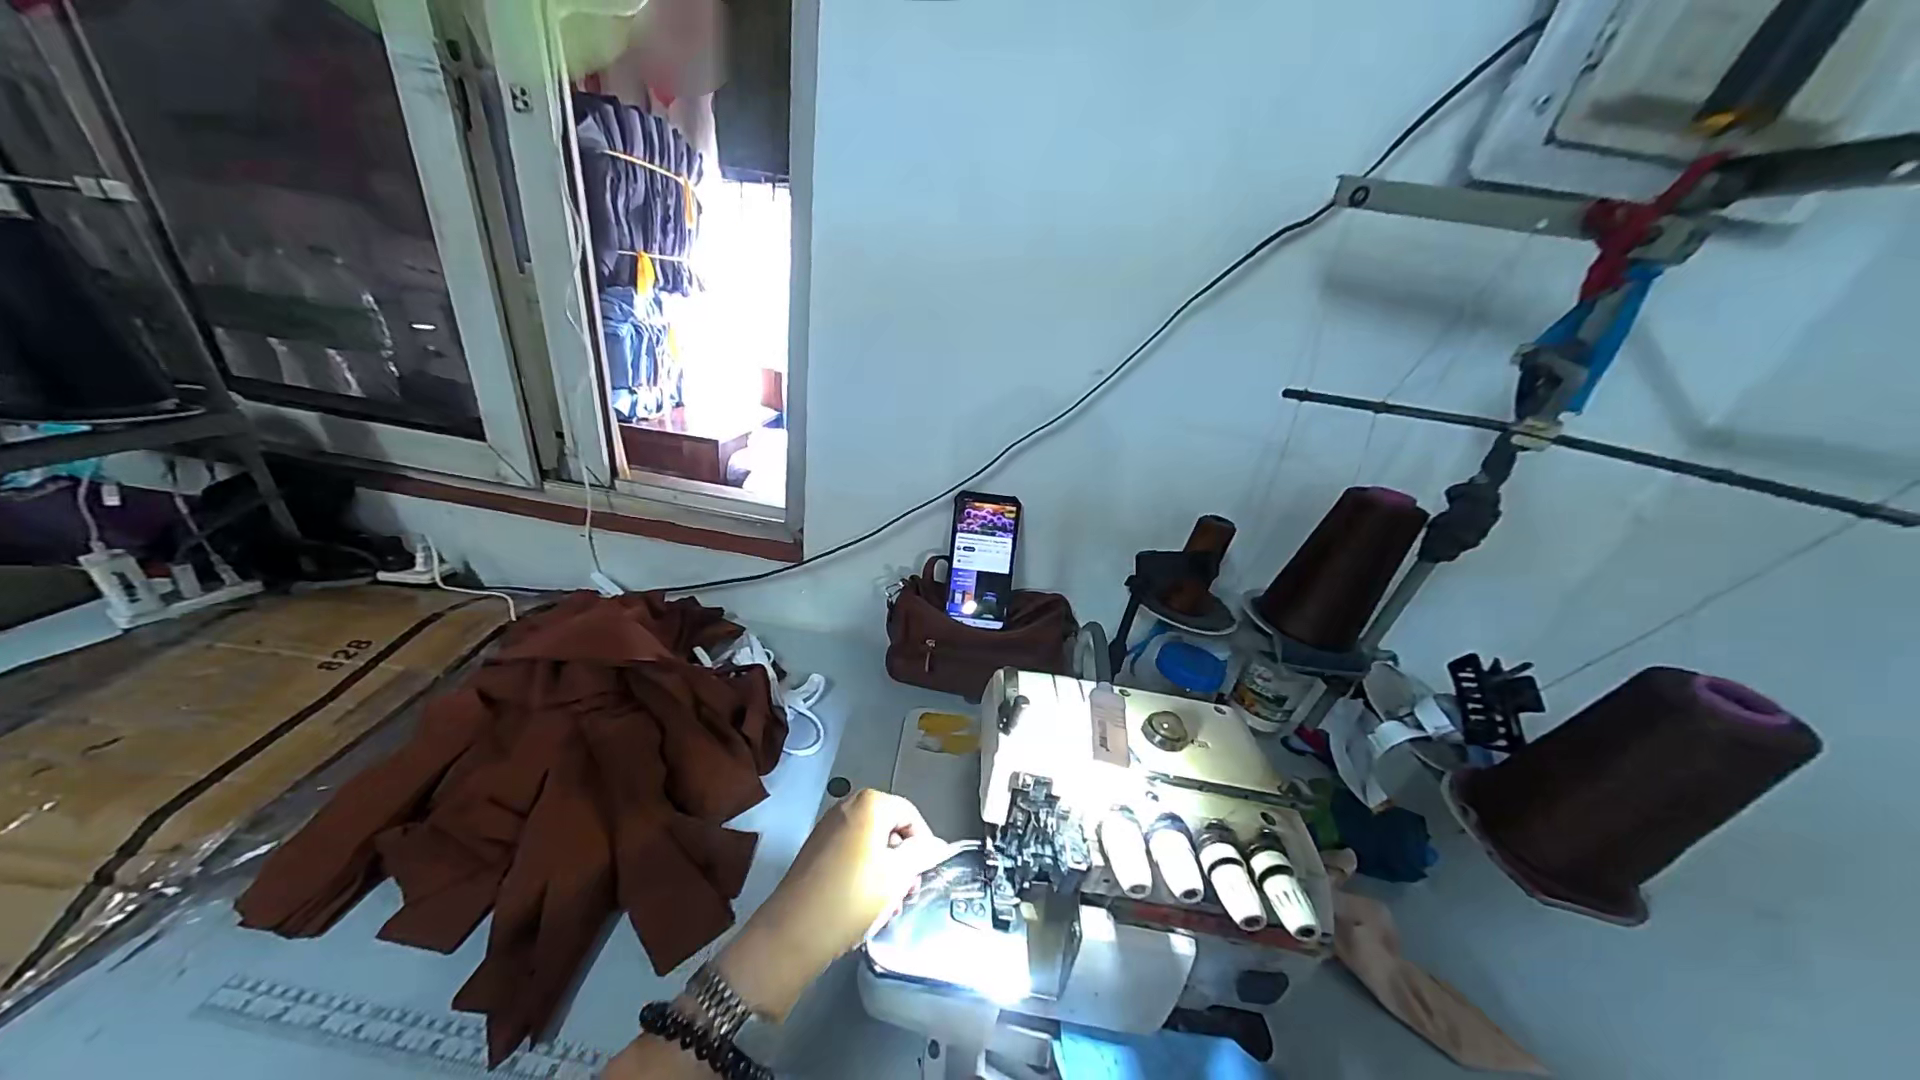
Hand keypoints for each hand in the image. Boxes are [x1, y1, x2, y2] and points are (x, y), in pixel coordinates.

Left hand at [713, 790, 947, 1019]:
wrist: (792, 933)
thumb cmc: (850, 898)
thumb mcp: (897, 876)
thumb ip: (922, 854)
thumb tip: (936, 845)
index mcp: (868, 804)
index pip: (910, 814)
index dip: (923, 843)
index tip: (924, 873)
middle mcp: (846, 807)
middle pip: (889, 827)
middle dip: (902, 859)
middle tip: (906, 891)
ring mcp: (828, 828)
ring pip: (871, 844)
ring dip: (884, 871)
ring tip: (885, 904)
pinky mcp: (815, 851)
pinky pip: (851, 854)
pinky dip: (863, 874)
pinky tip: (863, 904)